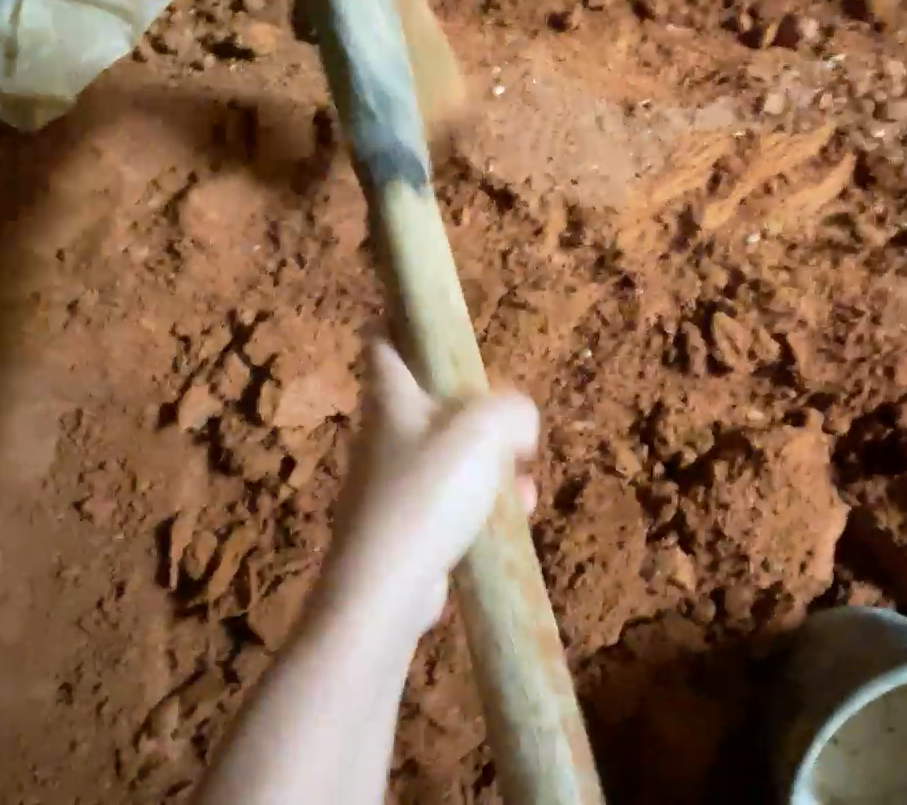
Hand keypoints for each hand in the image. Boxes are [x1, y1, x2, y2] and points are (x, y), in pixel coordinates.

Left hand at [320, 341, 539, 638]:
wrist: (386, 589)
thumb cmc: (429, 492)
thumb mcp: (484, 431)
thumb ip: (511, 410)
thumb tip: (518, 420)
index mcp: (391, 398)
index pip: (382, 341)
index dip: (399, 321)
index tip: (426, 316)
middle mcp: (384, 435)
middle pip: (428, 403)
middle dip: (475, 411)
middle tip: (510, 421)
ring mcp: (391, 484)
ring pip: (447, 456)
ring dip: (489, 465)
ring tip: (524, 481)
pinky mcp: (404, 528)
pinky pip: (450, 502)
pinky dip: (482, 505)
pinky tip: (514, 519)